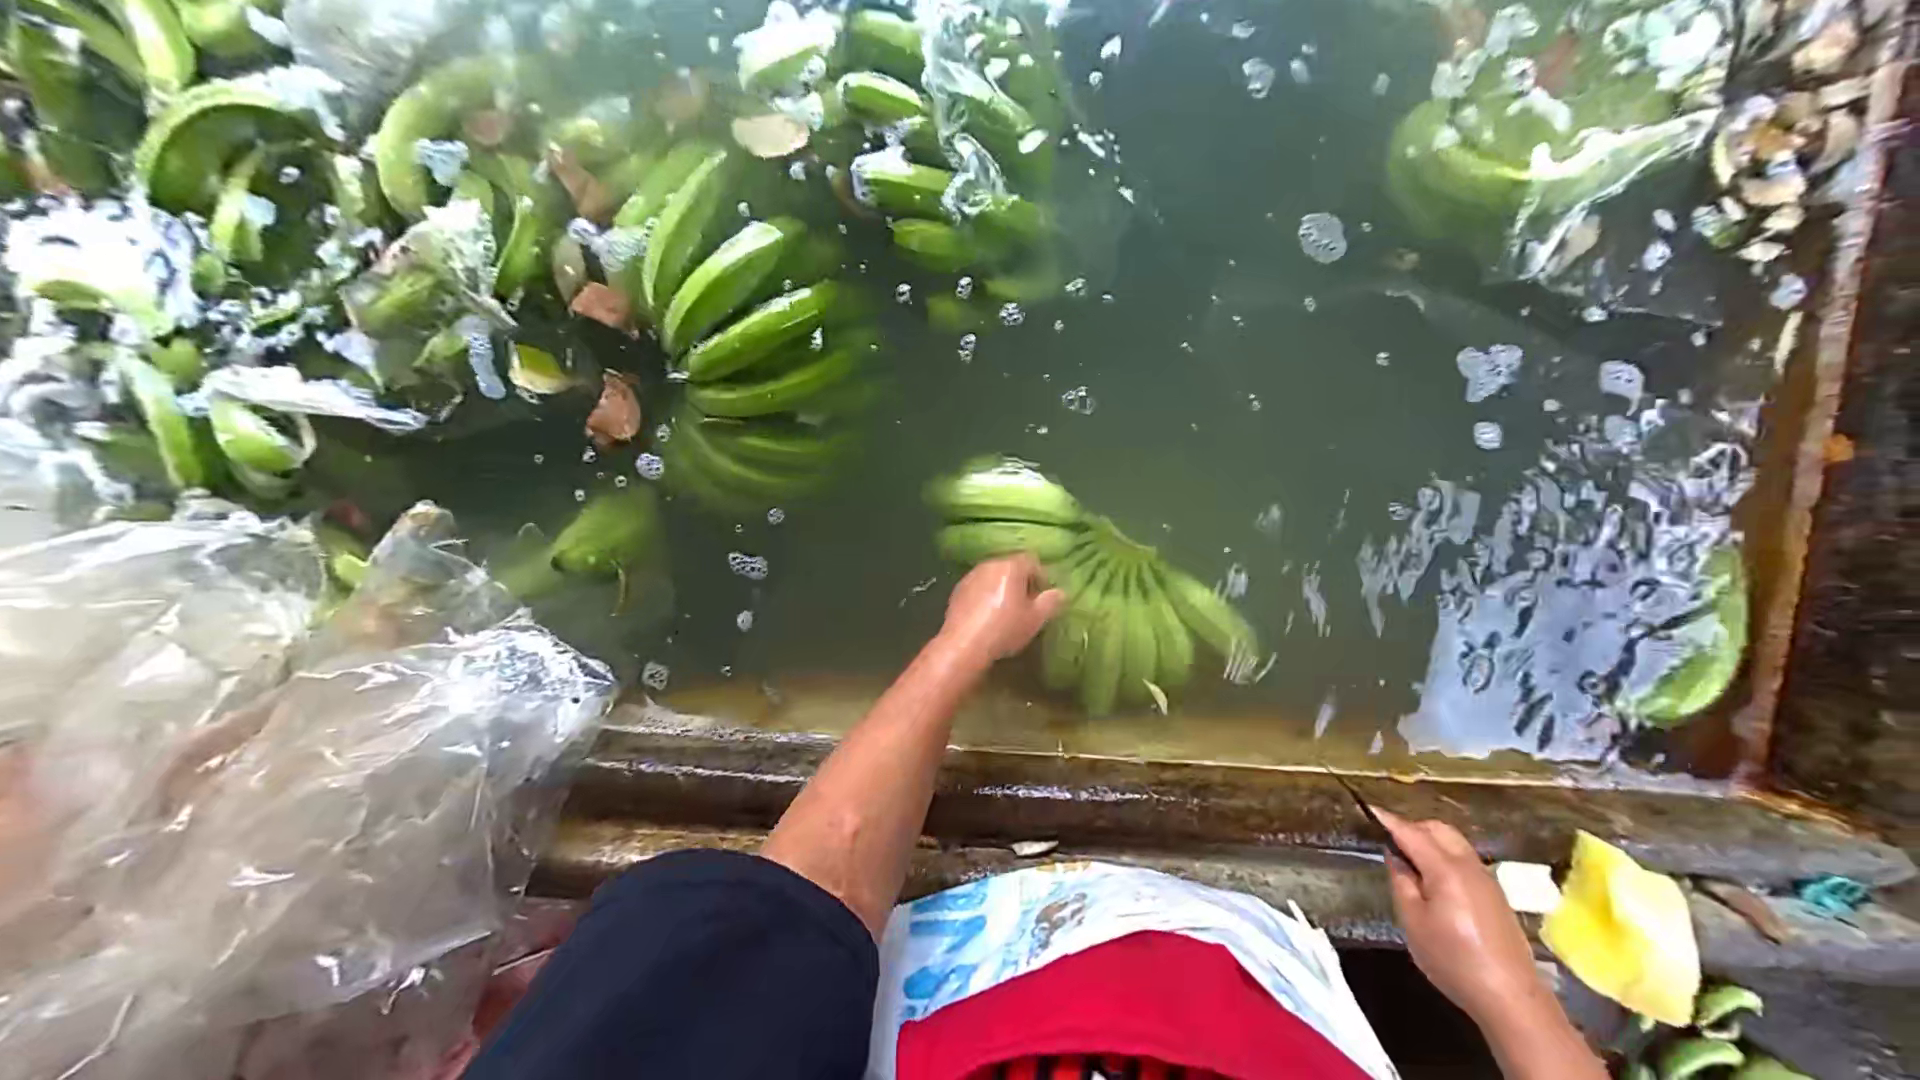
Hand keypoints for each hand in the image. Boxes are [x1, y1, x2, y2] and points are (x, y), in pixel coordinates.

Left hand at [938, 554, 1065, 665]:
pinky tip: (987, 618)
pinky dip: (986, 597)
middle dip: (1021, 583)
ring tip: (1006, 613)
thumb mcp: (1036, 619)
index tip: (1042, 598)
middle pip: (1011, 567)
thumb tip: (1060, 593)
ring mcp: (970, 576)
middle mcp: (989, 564)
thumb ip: (1051, 602)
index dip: (1041, 578)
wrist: (964, 645)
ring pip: (993, 577)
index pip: (1032, 561)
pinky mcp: (957, 591)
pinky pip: (978, 588)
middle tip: (1027, 606)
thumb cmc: (1005, 628)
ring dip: (1002, 590)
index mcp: (1011, 566)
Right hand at [1377, 810, 1548, 1025]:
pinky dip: (1444, 855)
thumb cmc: (1454, 960)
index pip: (1411, 832)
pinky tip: (1433, 879)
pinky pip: (1464, 860)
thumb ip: (1401, 882)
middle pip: (1438, 829)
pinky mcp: (1495, 896)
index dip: (1388, 820)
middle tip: (1388, 841)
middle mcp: (1469, 867)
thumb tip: (1396, 857)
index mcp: (1445, 869)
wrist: (1512, 1000)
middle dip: (1412, 827)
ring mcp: (1487, 881)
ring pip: (1454, 843)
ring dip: (1430, 841)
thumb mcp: (1413, 921)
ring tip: (1408, 860)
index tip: (1368, 810)